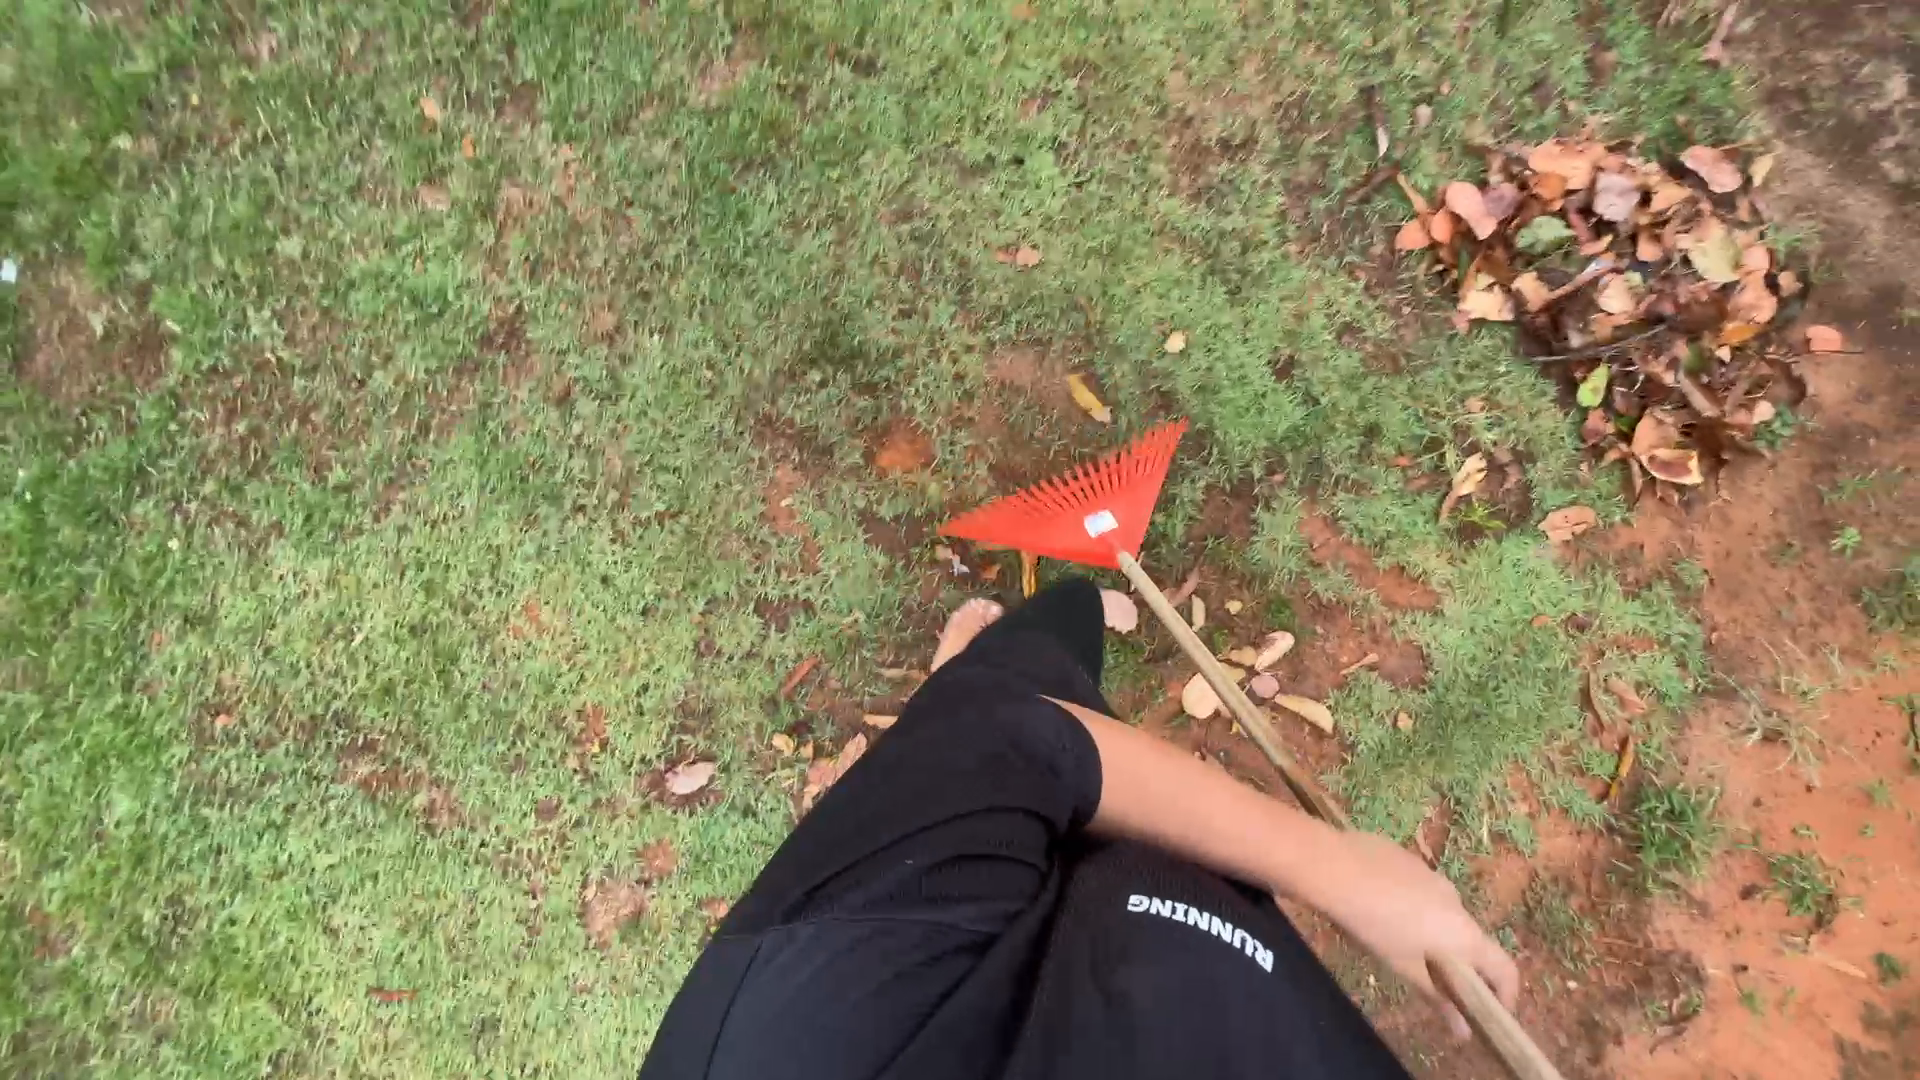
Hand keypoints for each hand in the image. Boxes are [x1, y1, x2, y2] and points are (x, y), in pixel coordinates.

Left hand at [1285, 830, 1518, 1039]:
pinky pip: (1417, 885)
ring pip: (1441, 909)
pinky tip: (1379, 902)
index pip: (1504, 968)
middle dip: (1458, 959)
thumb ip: (1437, 996)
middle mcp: (1456, 900)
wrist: (1332, 866)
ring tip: (1399, 936)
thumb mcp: (1403, 966)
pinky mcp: (1405, 856)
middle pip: (1470, 937)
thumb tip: (1463, 1031)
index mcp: (1464, 932)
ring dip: (1431, 926)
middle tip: (1433, 974)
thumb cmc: (1372, 923)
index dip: (1504, 993)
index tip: (1491, 1009)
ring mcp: (1430, 873)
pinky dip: (1409, 899)